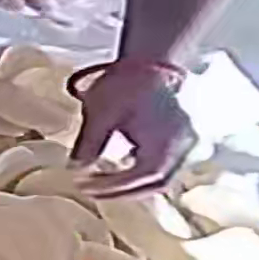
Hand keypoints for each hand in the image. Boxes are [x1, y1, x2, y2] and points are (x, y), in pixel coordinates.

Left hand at [70, 64, 195, 196]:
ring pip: (160, 179)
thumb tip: (75, 168)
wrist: (147, 67)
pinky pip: (159, 168)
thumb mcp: (99, 114)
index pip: (145, 175)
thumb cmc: (122, 87)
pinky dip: (135, 176)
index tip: (84, 186)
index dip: (114, 186)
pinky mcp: (176, 142)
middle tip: (87, 192)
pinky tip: (110, 174)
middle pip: (157, 183)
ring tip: (94, 185)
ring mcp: (183, 145)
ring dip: (128, 187)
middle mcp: (184, 146)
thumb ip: (89, 143)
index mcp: (169, 140)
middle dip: (121, 192)